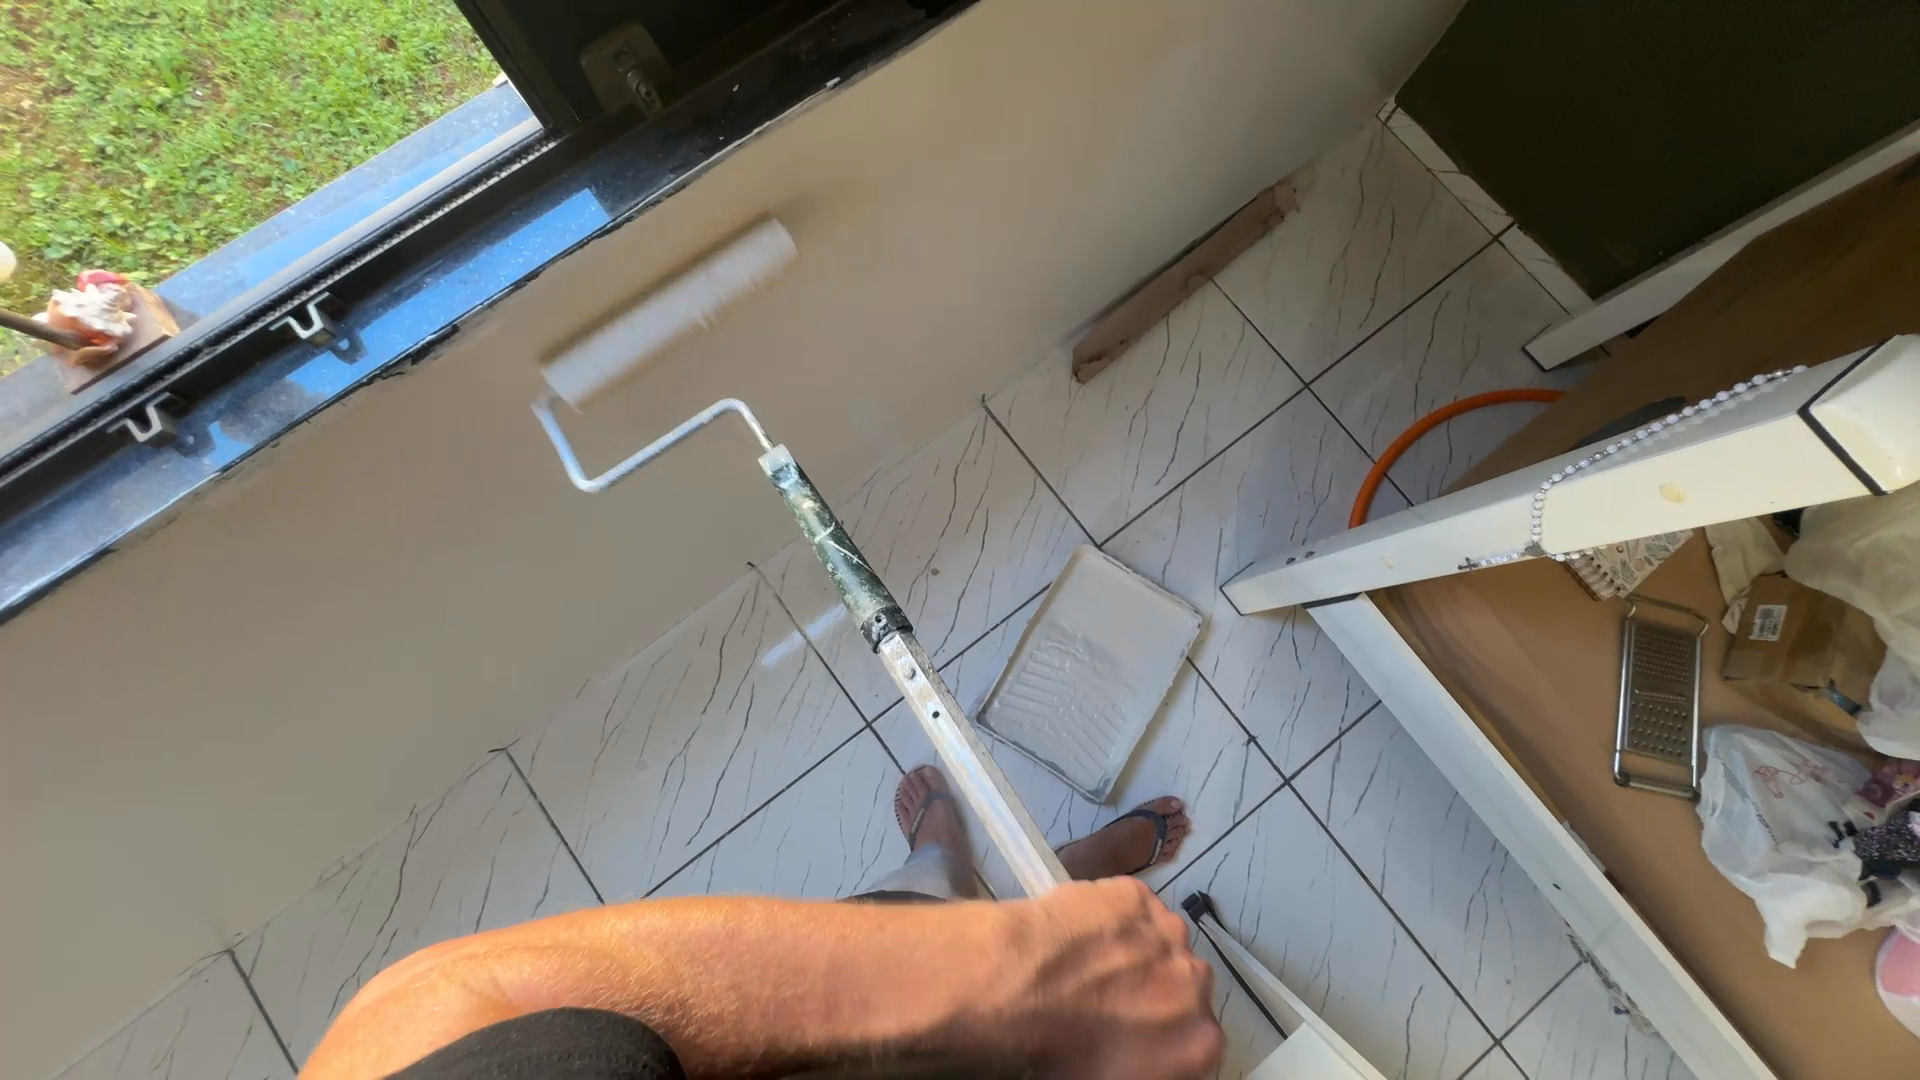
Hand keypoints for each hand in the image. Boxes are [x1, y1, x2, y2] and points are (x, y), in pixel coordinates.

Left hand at [985, 878, 1223, 1078]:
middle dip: (1156, 982)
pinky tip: (1084, 923)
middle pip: (1182, 979)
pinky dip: (1113, 910)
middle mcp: (1196, 980)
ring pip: (1160, 936)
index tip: (1137, 1022)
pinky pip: (1130, 903)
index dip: (1164, 1026)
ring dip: (1137, 944)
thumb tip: (1138, 1051)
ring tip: (1094, 953)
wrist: (1029, 980)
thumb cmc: (1068, 1047)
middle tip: (1113, 986)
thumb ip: (1150, 1067)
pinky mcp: (1137, 893)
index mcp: (1200, 1037)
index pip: (1196, 1033)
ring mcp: (1168, 928)